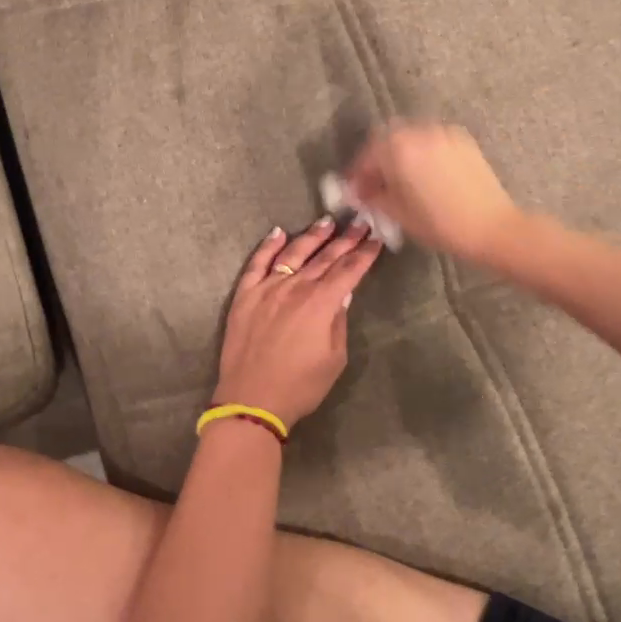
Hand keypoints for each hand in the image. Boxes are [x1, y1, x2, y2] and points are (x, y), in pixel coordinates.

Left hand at [214, 217, 381, 430]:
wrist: (251, 399)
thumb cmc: (300, 385)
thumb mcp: (334, 358)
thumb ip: (338, 322)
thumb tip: (343, 296)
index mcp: (320, 303)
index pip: (348, 271)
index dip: (364, 254)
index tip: (375, 240)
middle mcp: (295, 287)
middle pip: (324, 257)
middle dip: (345, 239)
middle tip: (360, 222)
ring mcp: (267, 288)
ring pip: (293, 253)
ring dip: (312, 236)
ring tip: (327, 222)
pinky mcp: (244, 294)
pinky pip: (257, 263)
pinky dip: (268, 246)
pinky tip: (278, 233)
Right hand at [345, 121, 522, 262]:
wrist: (492, 227)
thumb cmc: (441, 224)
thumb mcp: (398, 214)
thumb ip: (373, 197)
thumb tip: (359, 192)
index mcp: (399, 148)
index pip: (367, 154)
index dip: (357, 172)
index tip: (354, 189)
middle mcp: (420, 133)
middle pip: (388, 138)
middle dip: (378, 159)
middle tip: (375, 183)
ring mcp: (444, 133)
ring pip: (411, 136)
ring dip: (400, 153)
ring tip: (401, 179)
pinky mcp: (463, 141)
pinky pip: (433, 140)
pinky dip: (423, 152)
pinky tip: (425, 174)